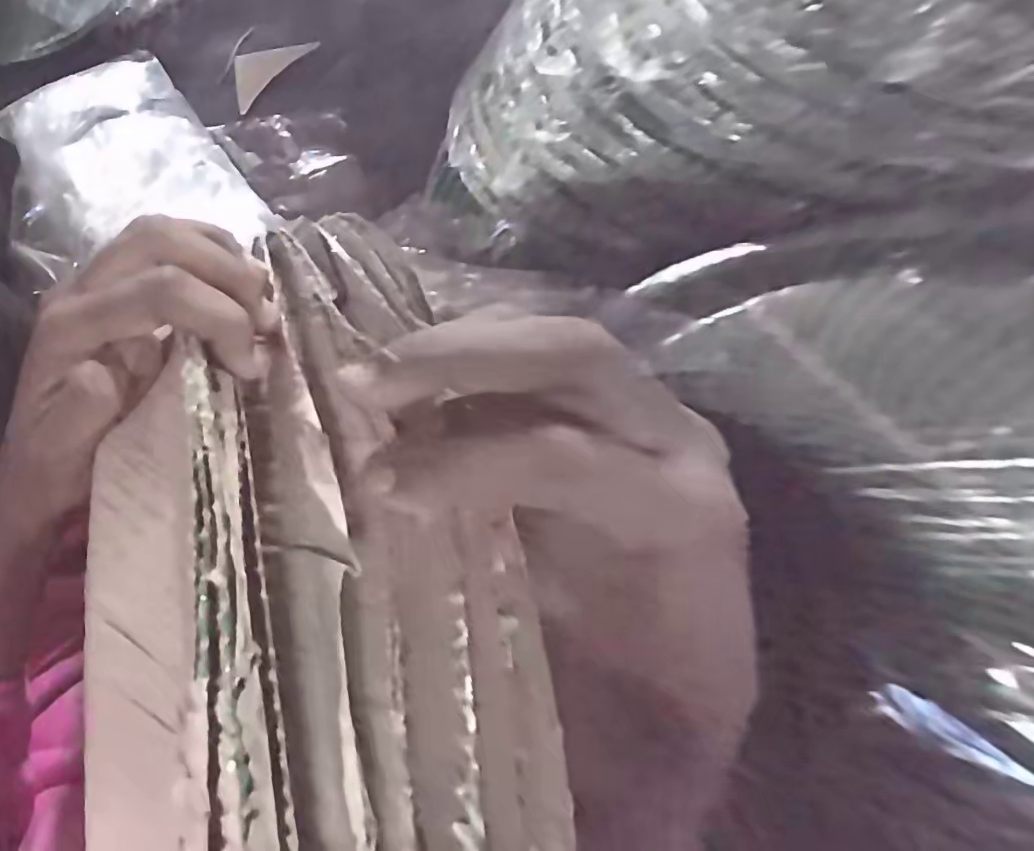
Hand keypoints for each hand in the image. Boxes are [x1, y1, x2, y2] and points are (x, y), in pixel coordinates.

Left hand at [0, 215, 276, 531]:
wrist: (37, 456)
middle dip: (224, 272)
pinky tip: (233, 279)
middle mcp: (76, 289)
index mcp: (67, 328)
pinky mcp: (110, 282)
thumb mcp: (61, 459)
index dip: (217, 315)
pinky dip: (207, 251)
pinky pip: (162, 242)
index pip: (157, 290)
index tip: (247, 363)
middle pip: (157, 240)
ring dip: (219, 255)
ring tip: (257, 296)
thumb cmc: (56, 463)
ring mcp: (92, 279)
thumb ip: (76, 417)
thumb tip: (100, 376)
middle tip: (263, 319)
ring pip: (159, 230)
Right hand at [340, 316, 754, 849]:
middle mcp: (668, 440)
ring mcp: (633, 408)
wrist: (676, 676)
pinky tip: (402, 378)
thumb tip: (389, 556)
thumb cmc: (620, 695)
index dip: (463, 462)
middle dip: (452, 359)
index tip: (380, 483)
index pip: (564, 457)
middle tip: (357, 382)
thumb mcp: (563, 670)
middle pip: (569, 355)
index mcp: (676, 518)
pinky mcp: (595, 402)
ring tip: (369, 377)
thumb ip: (490, 617)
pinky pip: (524, 352)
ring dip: (445, 346)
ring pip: (542, 337)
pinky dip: (455, 355)